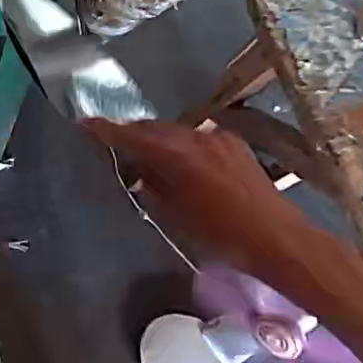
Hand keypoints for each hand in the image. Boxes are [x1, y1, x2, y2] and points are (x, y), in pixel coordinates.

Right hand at [81, 118, 325, 283]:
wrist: (279, 239)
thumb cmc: (222, 235)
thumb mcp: (176, 213)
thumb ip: (152, 185)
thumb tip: (137, 170)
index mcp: (177, 155)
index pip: (131, 136)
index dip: (104, 130)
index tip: (84, 124)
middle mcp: (195, 137)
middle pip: (152, 128)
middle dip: (131, 134)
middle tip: (112, 144)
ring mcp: (217, 137)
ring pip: (175, 131)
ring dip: (157, 140)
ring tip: (146, 157)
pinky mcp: (234, 143)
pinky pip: (196, 137)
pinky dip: (181, 144)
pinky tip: (182, 162)